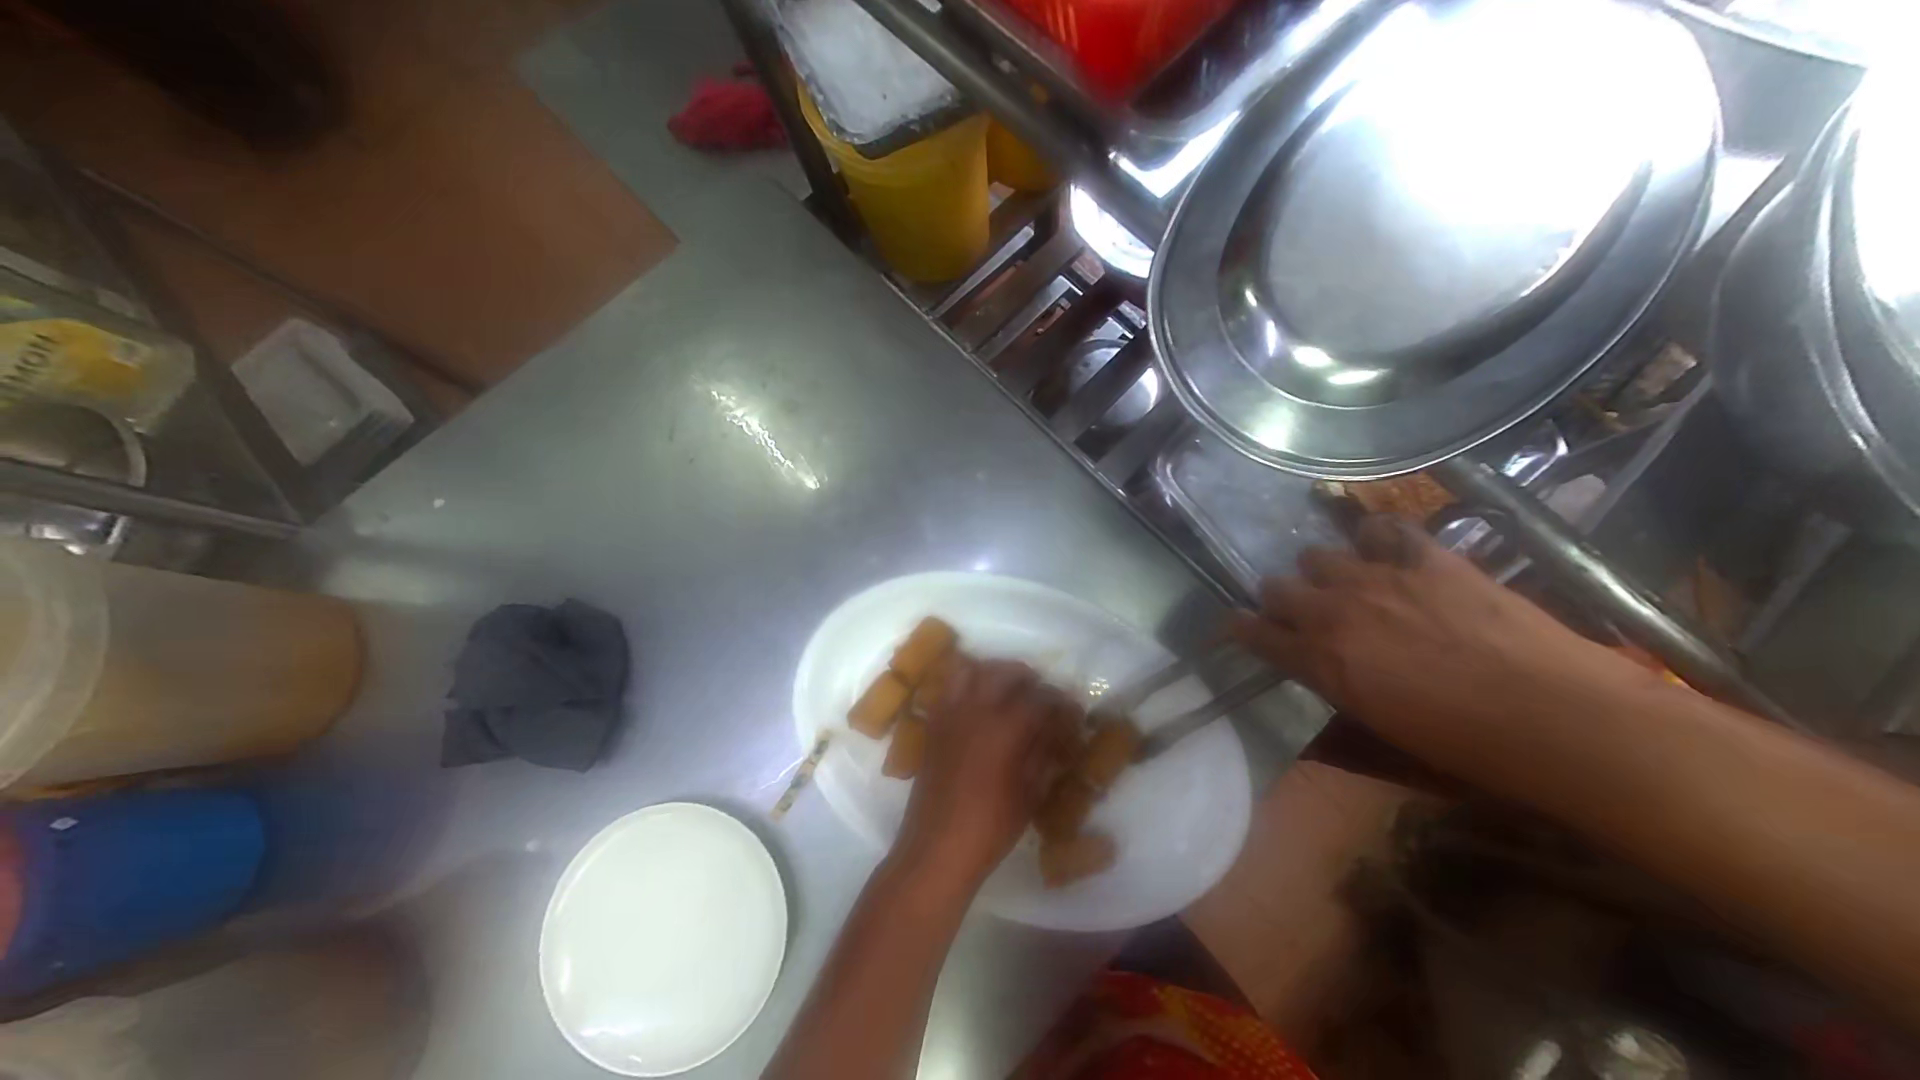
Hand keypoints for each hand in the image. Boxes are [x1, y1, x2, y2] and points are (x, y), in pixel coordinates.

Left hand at [893, 659, 1076, 888]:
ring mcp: (950, 715)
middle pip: (1005, 673)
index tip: (1072, 712)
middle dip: (1029, 679)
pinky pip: (949, 689)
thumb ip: (1045, 754)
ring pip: (973, 671)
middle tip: (1043, 697)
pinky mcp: (933, 726)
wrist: (937, 849)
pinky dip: (968, 685)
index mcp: (1006, 728)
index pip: (1041, 698)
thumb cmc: (991, 828)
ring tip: (1010, 693)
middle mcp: (976, 711)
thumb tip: (1059, 732)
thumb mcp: (1030, 793)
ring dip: (995, 674)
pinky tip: (981, 706)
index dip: (1061, 702)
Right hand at [1230, 514, 1656, 776]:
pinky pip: (1385, 530)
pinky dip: (1378, 538)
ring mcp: (1379, 578)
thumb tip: (1326, 673)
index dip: (1243, 628)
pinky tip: (1387, 549)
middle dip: (1282, 598)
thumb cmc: (1465, 747)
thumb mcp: (1381, 730)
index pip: (1254, 633)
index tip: (1242, 626)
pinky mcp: (1428, 559)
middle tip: (1304, 611)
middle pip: (1277, 586)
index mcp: (1320, 660)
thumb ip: (1339, 689)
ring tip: (1347, 581)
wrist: (1555, 717)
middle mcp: (1334, 611)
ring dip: (1324, 570)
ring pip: (1319, 554)